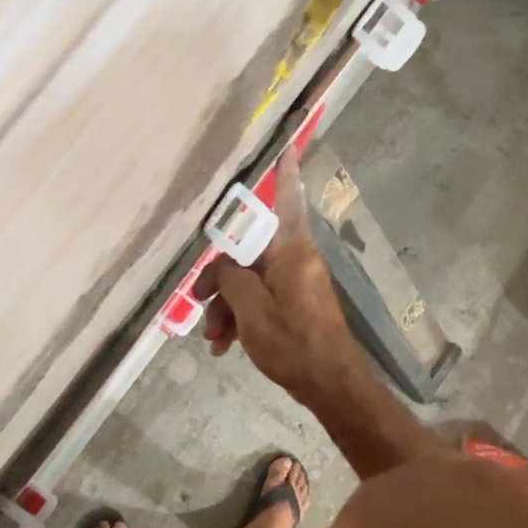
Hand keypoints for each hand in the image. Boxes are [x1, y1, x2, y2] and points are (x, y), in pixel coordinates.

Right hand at [193, 145, 362, 400]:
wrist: (329, 383)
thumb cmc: (291, 341)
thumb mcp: (250, 309)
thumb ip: (230, 279)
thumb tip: (223, 269)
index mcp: (291, 250)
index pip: (286, 199)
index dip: (284, 172)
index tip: (288, 143)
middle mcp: (296, 260)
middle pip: (250, 252)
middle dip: (220, 281)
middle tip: (197, 304)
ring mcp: (298, 285)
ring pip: (251, 282)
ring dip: (227, 308)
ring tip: (213, 340)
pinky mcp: (297, 308)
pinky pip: (262, 302)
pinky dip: (242, 320)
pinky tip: (224, 347)